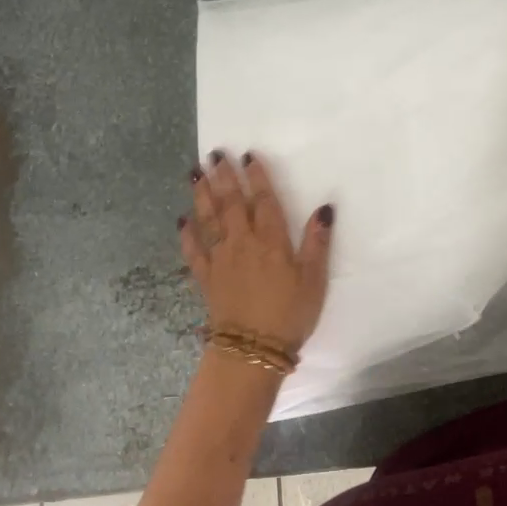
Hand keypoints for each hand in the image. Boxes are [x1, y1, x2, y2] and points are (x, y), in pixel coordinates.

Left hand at [179, 150, 333, 353]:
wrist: (251, 351)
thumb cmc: (289, 314)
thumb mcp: (314, 280)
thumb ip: (317, 242)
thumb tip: (324, 208)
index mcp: (271, 240)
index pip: (263, 200)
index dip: (256, 176)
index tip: (248, 155)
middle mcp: (242, 242)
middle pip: (231, 202)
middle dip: (223, 176)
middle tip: (214, 154)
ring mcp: (220, 260)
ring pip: (209, 219)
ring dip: (201, 194)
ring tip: (194, 173)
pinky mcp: (206, 278)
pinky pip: (193, 251)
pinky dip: (187, 234)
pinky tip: (182, 220)